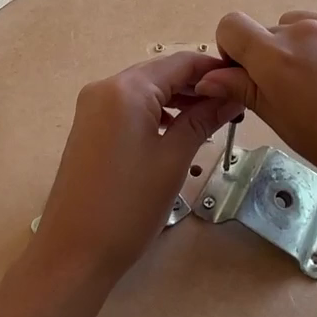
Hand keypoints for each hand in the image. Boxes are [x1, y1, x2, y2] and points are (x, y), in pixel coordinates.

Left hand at [32, 51, 243, 284]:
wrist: (72, 253)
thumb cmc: (128, 207)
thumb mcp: (173, 160)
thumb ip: (203, 120)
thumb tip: (232, 97)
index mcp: (127, 89)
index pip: (180, 62)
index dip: (214, 69)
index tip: (244, 81)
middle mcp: (105, 87)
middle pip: (160, 72)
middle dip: (196, 85)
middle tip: (232, 104)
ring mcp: (92, 107)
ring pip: (145, 89)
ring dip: (177, 99)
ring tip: (210, 119)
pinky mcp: (89, 127)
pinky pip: (129, 106)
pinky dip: (155, 112)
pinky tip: (176, 131)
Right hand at [195, 7, 316, 214]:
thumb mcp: (290, 129)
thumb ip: (247, 93)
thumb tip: (211, 78)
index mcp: (277, 58)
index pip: (230, 26)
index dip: (231, 53)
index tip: (246, 81)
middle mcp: (303, 30)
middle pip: (267, 32)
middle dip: (269, 60)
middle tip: (295, 99)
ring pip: (299, 28)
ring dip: (300, 51)